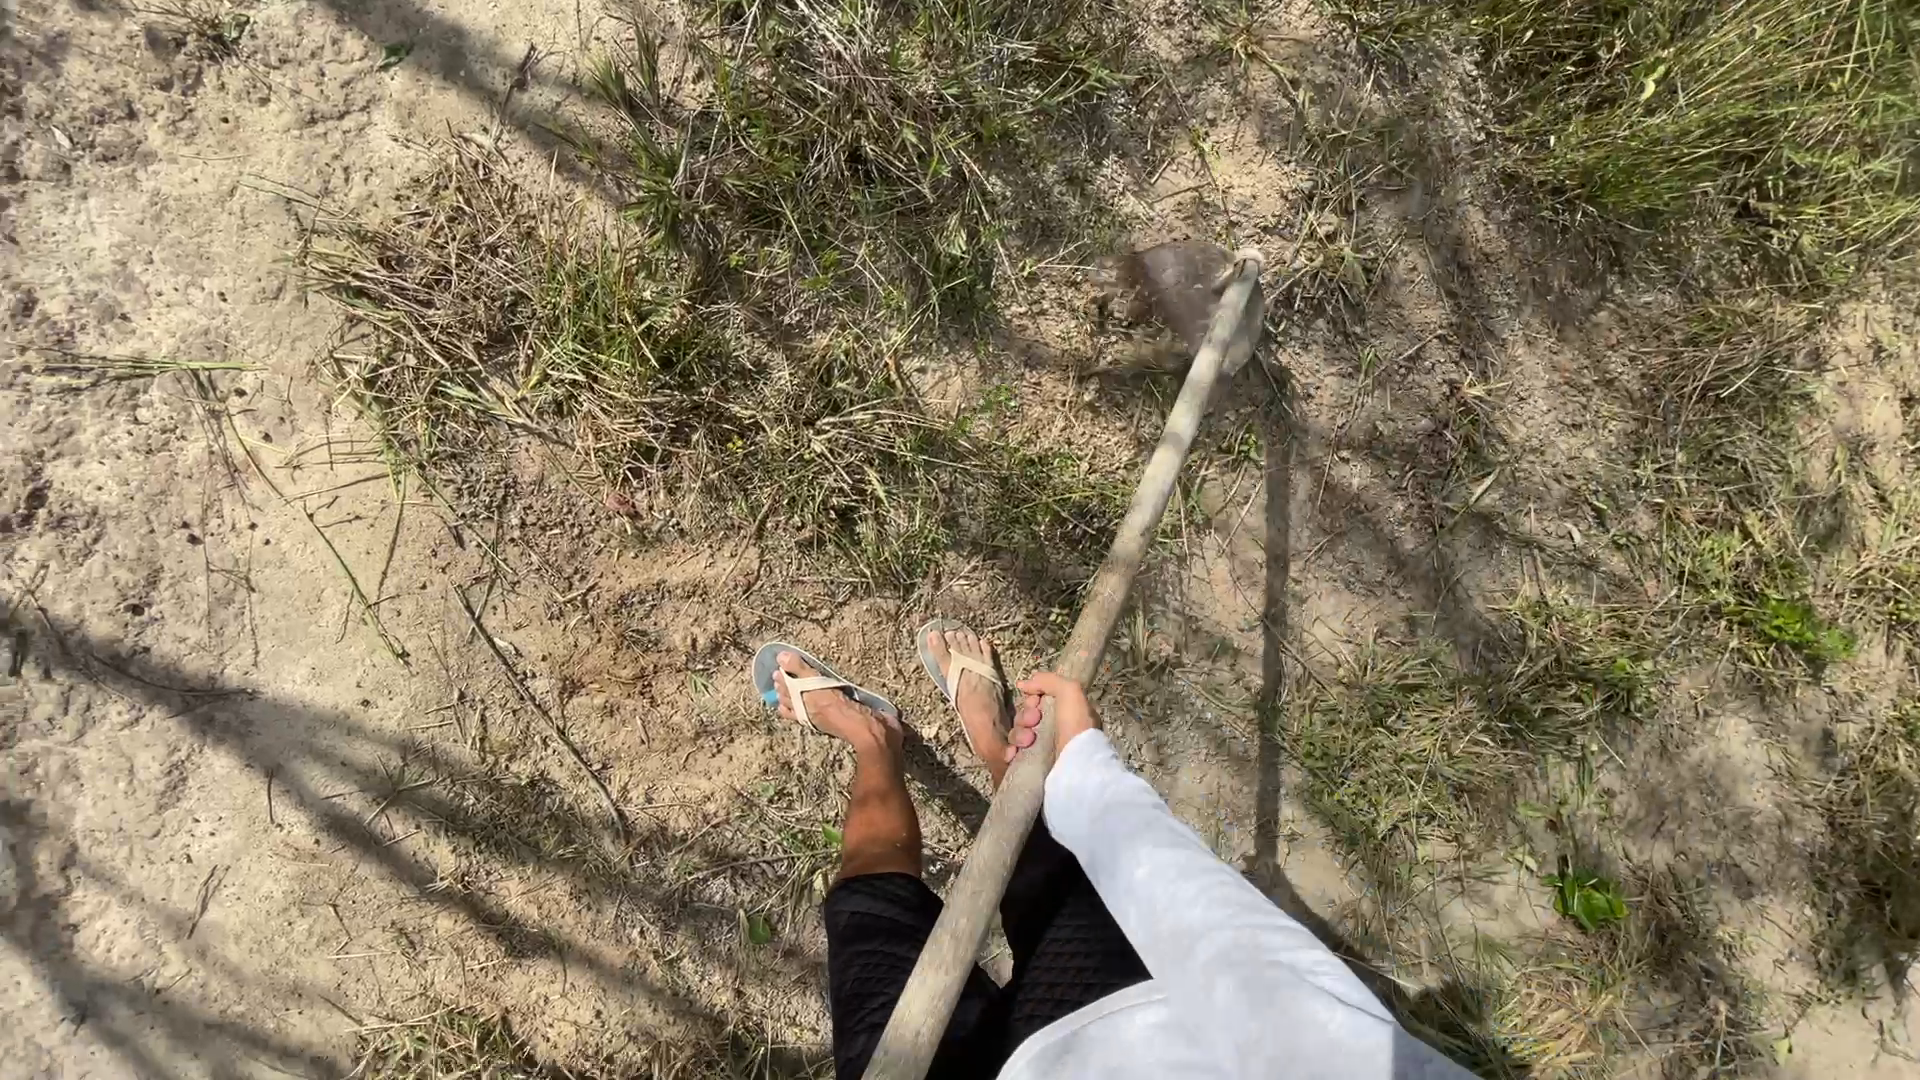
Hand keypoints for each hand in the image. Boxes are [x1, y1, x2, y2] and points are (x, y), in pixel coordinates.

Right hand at [1005, 672, 1100, 763]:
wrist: (1076, 766)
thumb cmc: (1076, 726)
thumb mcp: (1071, 691)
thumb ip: (1049, 681)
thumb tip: (1024, 684)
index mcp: (1066, 713)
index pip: (1039, 700)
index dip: (1033, 699)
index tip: (1035, 702)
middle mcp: (1055, 730)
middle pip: (1026, 715)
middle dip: (1025, 716)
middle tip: (1034, 721)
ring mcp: (1043, 749)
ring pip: (1018, 733)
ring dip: (1018, 734)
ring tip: (1029, 741)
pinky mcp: (1032, 765)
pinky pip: (1013, 753)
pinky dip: (1011, 751)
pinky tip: (1014, 753)